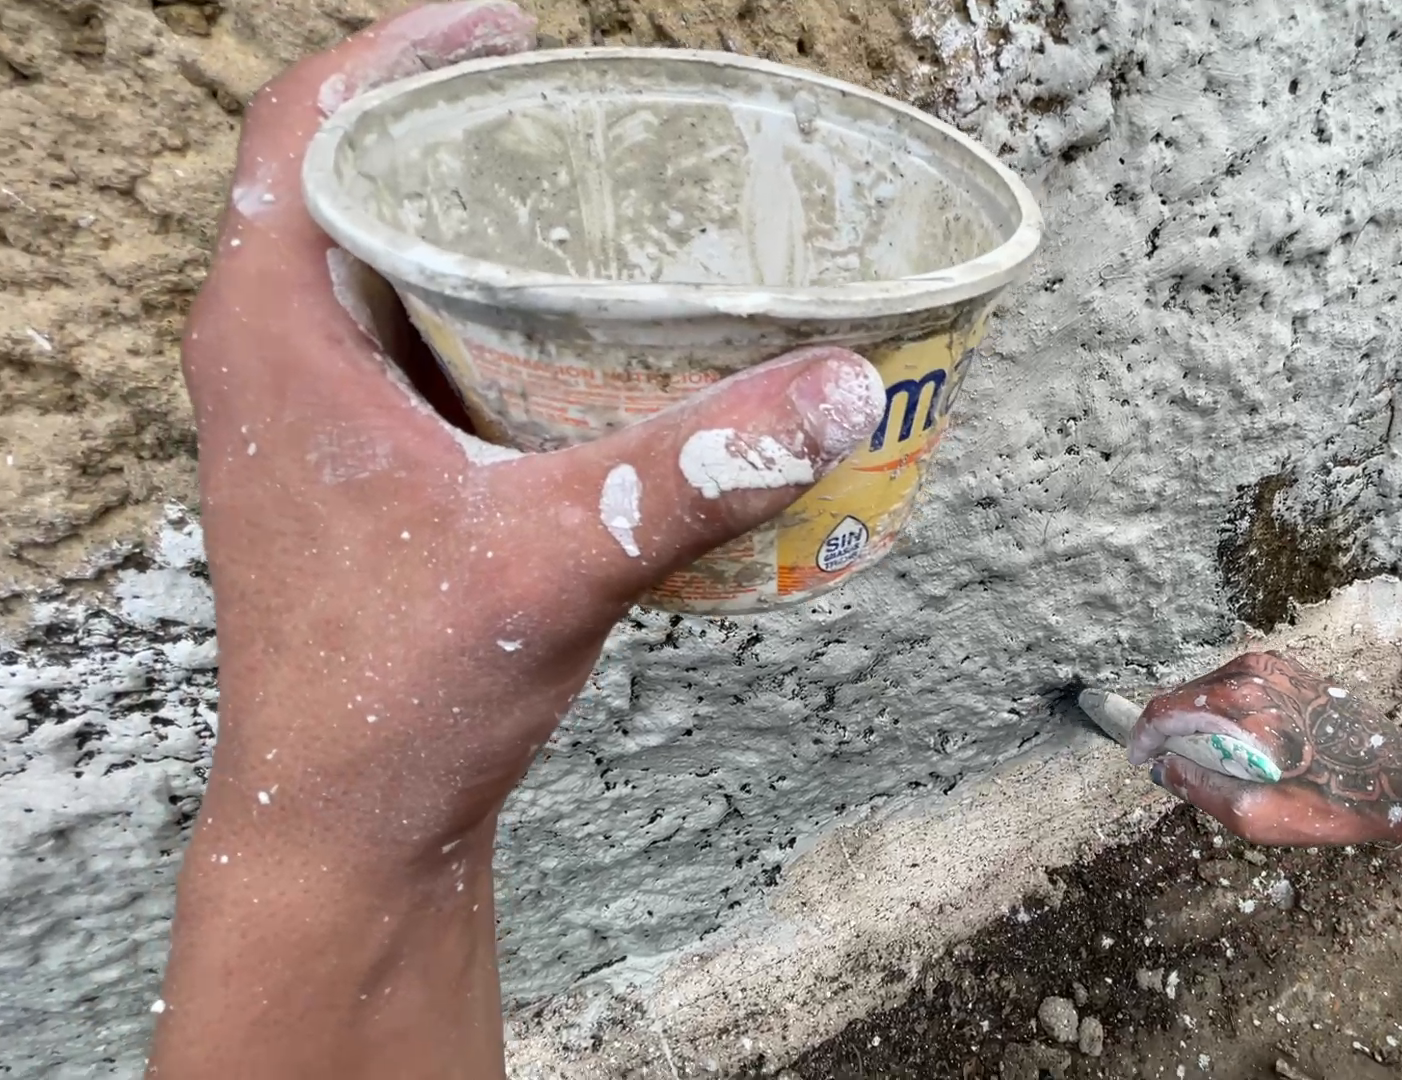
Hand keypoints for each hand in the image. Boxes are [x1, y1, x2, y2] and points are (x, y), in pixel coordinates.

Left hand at [183, 0, 885, 872]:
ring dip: (508, 253)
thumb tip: (840, 391)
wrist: (360, 816)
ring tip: (616, 240)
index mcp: (283, 342)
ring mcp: (351, 434)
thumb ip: (703, 473)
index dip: (405, 59)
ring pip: (423, 294)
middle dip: (477, 152)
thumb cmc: (407, 692)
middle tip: (594, 145)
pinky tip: (613, 368)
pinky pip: (461, 372)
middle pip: (377, 204)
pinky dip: (531, 343)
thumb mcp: (565, 558)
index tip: (510, 29)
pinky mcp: (404, 487)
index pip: (314, 137)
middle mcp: (301, 370)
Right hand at [1128, 652, 1401, 846]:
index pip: (1164, 710)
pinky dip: (1224, 712)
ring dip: (1198, 722)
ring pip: (1207, 691)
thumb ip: (1196, 786)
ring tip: (1213, 759)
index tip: (1138, 759)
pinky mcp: (1285, 668)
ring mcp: (1268, 665)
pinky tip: (1241, 742)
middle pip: (1183, 697)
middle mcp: (1246, 670)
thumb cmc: (1329, 801)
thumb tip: (1162, 767)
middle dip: (1171, 732)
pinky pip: (1234, 686)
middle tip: (1178, 768)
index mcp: (1234, 702)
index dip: (1142, 736)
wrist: (1401, 779)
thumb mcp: (1253, 814)